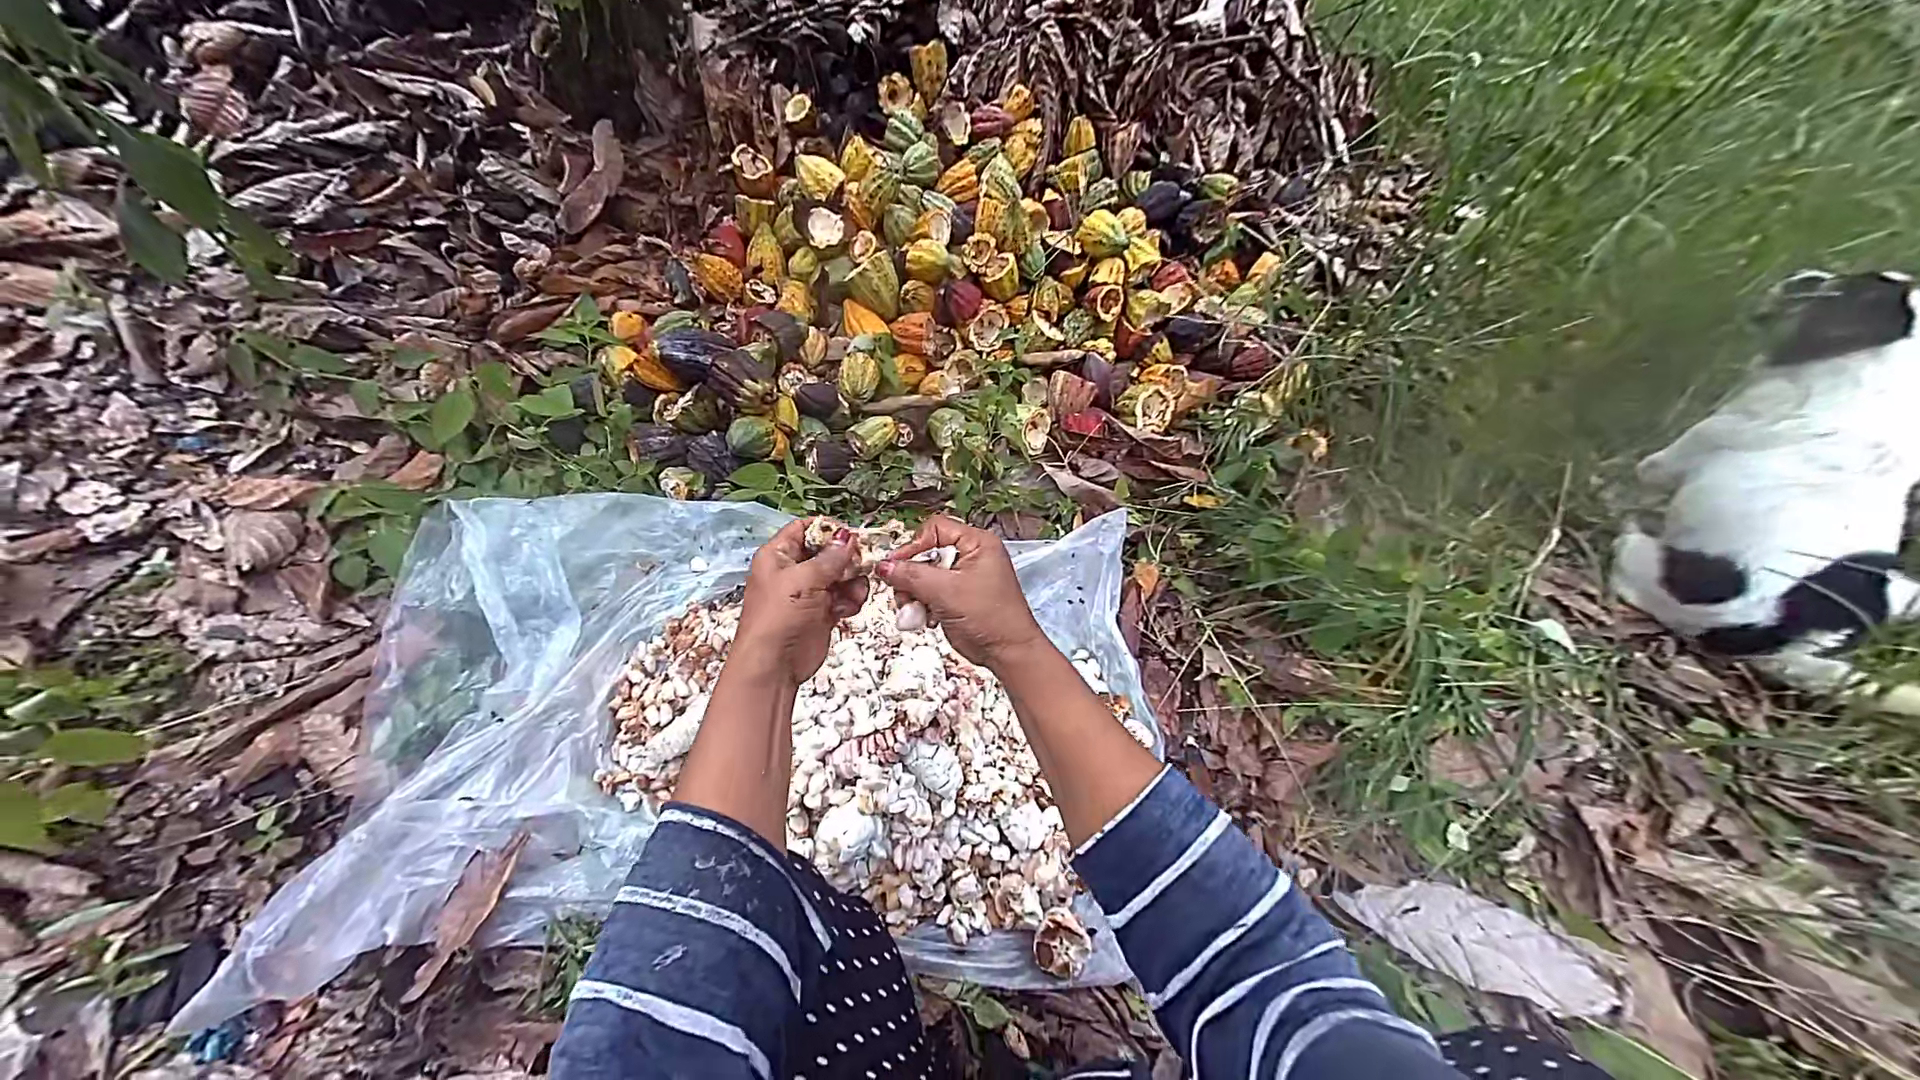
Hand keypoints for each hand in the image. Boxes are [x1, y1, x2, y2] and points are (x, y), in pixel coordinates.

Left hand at [734, 518, 867, 683]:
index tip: (851, 534)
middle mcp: (793, 571)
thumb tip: (848, 536)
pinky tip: (848, 608)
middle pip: (827, 552)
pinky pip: (845, 596)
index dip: (828, 529)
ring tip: (854, 591)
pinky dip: (851, 600)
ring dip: (852, 581)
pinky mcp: (823, 612)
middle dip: (846, 557)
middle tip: (860, 561)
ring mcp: (809, 592)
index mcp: (778, 556)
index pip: (804, 529)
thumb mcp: (804, 579)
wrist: (774, 665)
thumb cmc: (778, 618)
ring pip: (841, 575)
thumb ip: (830, 557)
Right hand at [877, 516, 1045, 668]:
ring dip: (914, 594)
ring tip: (916, 610)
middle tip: (905, 593)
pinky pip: (928, 592)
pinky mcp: (956, 596)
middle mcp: (971, 556)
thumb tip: (885, 566)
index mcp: (978, 543)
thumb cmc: (993, 619)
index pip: (935, 529)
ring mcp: (963, 577)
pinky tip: (927, 618)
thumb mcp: (946, 592)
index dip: (914, 546)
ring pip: (923, 575)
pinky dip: (922, 605)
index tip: (898, 565)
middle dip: (912, 576)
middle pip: (925, 553)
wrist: (1007, 652)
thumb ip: (911, 576)